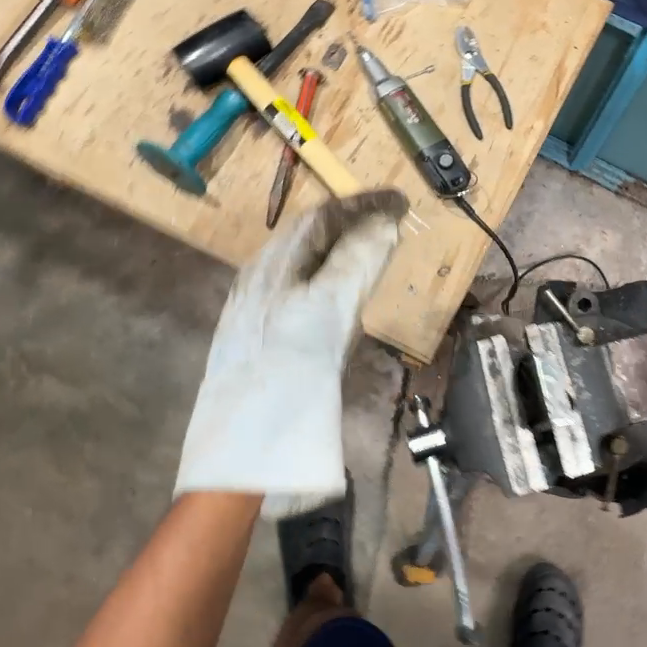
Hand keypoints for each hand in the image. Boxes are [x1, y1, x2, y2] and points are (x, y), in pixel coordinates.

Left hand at [174, 189, 407, 517]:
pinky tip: (334, 287)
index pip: (326, 215)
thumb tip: (383, 226)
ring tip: (369, 247)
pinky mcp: (252, 325)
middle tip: (389, 222)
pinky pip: (291, 278)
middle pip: (310, 231)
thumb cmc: (293, 373)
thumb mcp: (333, 310)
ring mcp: (254, 299)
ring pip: (299, 254)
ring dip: (337, 242)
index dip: (366, 205)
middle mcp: (262, 273)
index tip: (401, 205)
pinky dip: (321, 269)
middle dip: (353, 219)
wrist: (246, 441)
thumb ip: (357, 261)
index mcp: (279, 264)